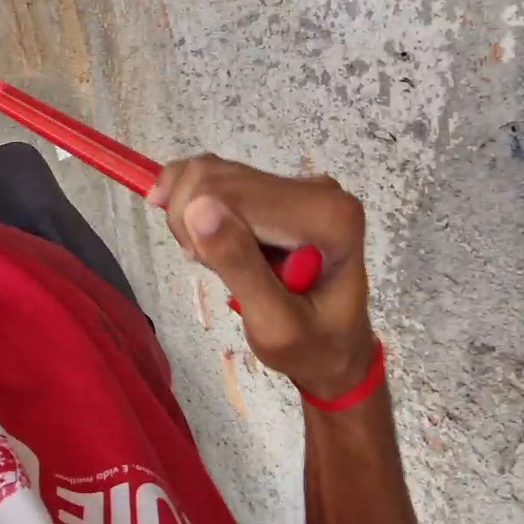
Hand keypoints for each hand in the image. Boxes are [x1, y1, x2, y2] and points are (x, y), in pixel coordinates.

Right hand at [148, 155, 372, 398]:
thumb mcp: (275, 326)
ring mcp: (296, 185)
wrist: (334, 351)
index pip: (231, 193)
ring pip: (208, 172)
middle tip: (203, 262)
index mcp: (329, 218)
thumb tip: (199, 208)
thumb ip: (240, 266)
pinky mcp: (277, 187)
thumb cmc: (311, 348)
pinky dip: (190, 198)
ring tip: (208, 254)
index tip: (200, 264)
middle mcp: (317, 190)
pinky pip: (214, 174)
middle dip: (190, 218)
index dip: (198, 225)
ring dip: (189, 212)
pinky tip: (193, 227)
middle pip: (216, 177)